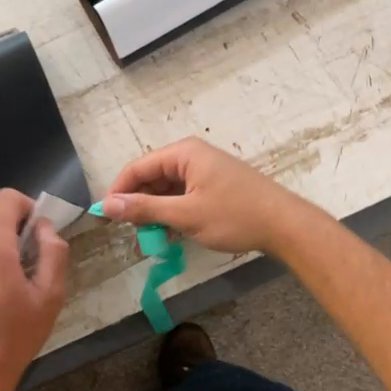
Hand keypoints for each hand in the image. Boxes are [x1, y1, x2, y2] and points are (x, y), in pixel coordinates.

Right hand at [99, 137, 322, 254]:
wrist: (285, 226)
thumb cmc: (234, 216)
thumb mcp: (185, 215)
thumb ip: (144, 209)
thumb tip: (107, 205)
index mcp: (184, 154)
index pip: (137, 167)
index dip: (118, 191)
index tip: (105, 217)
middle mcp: (192, 156)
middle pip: (151, 177)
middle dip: (137, 203)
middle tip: (130, 231)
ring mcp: (204, 171)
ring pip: (166, 189)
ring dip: (155, 211)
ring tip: (150, 236)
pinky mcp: (214, 186)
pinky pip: (182, 196)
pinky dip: (172, 213)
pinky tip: (169, 234)